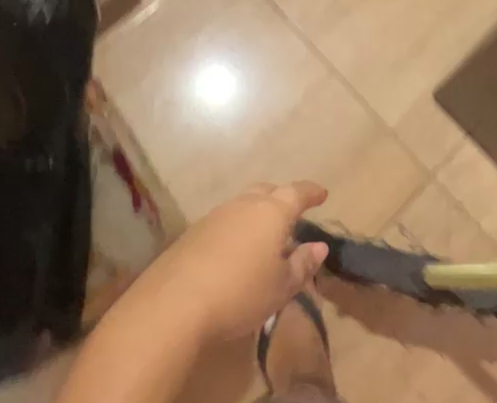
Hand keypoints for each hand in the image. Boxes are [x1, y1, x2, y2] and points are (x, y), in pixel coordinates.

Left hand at [127, 181, 330, 342]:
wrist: (174, 304)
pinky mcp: (193, 233)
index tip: (322, 193)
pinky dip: (236, 229)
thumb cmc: (240, 293)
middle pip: (267, 191)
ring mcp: (215, 216)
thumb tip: (319, 246)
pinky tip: (235, 252)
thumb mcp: (281, 287)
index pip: (296, 193)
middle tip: (292, 213)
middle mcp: (243, 205)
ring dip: (257, 214)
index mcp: (271, 213)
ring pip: (242, 205)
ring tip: (264, 236)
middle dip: (282, 198)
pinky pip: (224, 222)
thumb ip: (302, 264)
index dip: (311, 192)